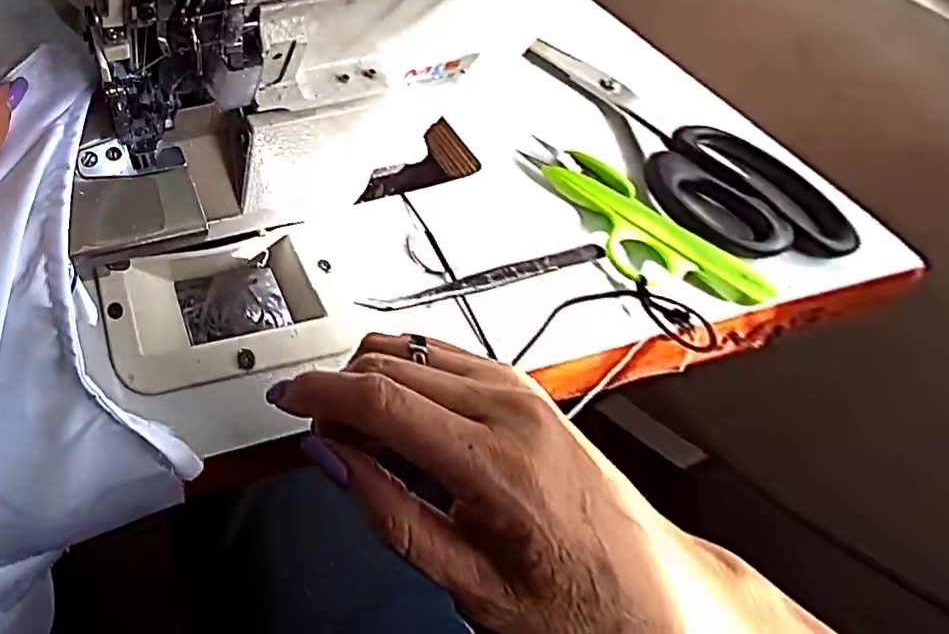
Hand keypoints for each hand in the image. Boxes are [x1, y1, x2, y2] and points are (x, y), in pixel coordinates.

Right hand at [269, 335, 830, 633]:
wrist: (661, 592)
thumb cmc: (583, 602)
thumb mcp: (473, 586)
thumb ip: (389, 513)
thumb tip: (332, 457)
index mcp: (498, 462)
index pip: (381, 398)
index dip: (320, 392)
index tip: (287, 398)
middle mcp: (507, 406)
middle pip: (384, 364)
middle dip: (336, 392)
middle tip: (325, 436)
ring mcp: (513, 384)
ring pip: (402, 348)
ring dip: (363, 378)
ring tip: (361, 430)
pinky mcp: (514, 379)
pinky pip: (431, 349)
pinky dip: (396, 369)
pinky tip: (396, 410)